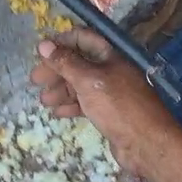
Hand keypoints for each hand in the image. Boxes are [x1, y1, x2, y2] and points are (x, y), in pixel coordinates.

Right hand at [29, 28, 181, 178]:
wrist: (146, 143)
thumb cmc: (118, 106)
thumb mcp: (89, 81)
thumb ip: (66, 62)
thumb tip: (44, 44)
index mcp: (110, 55)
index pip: (83, 38)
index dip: (62, 42)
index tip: (40, 52)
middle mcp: (111, 70)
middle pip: (79, 63)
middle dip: (56, 70)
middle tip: (35, 80)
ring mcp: (111, 92)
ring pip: (81, 85)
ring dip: (61, 90)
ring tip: (43, 100)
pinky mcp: (109, 113)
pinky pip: (86, 104)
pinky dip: (72, 106)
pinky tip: (57, 113)